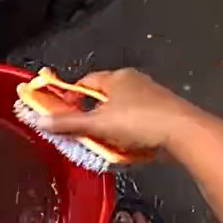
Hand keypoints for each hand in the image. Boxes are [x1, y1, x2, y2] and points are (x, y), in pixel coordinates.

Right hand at [36, 68, 192, 155]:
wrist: (184, 133)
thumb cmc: (138, 121)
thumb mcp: (97, 124)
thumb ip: (67, 123)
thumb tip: (38, 120)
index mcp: (116, 77)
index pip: (85, 82)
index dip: (71, 97)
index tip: (64, 114)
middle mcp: (134, 81)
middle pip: (103, 97)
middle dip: (91, 114)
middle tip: (82, 132)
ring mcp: (151, 96)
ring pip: (120, 110)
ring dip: (109, 125)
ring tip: (103, 142)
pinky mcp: (163, 112)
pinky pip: (136, 120)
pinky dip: (127, 131)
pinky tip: (126, 145)